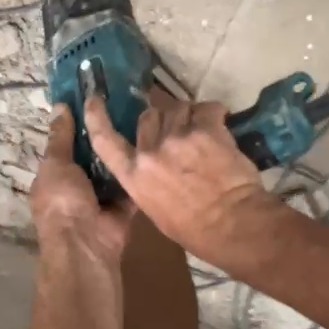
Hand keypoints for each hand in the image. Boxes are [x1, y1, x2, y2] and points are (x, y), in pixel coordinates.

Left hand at [31, 105, 133, 263]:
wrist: (86, 244)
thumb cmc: (62, 201)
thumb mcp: (56, 163)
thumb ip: (61, 136)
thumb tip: (59, 104)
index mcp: (54, 177)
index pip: (67, 146)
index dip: (79, 125)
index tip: (97, 101)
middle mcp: (76, 188)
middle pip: (92, 157)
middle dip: (105, 137)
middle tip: (126, 107)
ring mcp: (99, 200)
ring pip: (113, 171)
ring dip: (124, 152)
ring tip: (143, 121)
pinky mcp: (122, 209)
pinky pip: (131, 188)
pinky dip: (138, 174)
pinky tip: (152, 149)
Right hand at [82, 94, 272, 257]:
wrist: (234, 225)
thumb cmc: (195, 230)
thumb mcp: (155, 208)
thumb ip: (146, 179)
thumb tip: (152, 164)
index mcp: (133, 175)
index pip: (104, 138)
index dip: (97, 115)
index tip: (94, 99)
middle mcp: (149, 152)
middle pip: (148, 116)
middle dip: (162, 118)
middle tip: (178, 129)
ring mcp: (176, 138)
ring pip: (178, 108)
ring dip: (189, 115)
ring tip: (203, 129)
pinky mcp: (205, 129)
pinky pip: (207, 109)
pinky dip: (214, 114)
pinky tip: (221, 124)